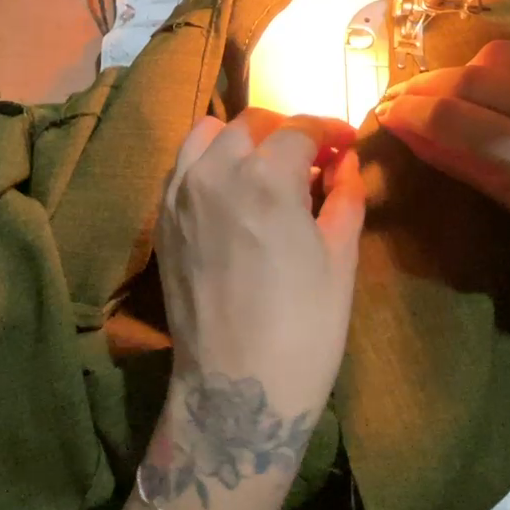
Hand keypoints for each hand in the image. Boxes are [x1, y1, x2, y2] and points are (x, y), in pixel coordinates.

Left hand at [157, 109, 365, 419]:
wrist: (235, 386)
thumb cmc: (303, 328)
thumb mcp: (339, 260)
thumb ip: (344, 198)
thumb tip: (345, 162)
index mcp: (267, 177)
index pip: (299, 128)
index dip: (329, 130)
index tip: (346, 142)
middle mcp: (215, 171)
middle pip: (250, 123)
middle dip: (285, 130)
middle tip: (311, 157)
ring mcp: (180, 193)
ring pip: (206, 135)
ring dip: (240, 138)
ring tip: (264, 165)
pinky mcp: (162, 218)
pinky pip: (182, 166)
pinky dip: (208, 160)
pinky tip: (230, 187)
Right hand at [375, 40, 509, 303]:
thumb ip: (462, 161)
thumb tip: (409, 130)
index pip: (451, 115)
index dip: (408, 110)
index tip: (386, 109)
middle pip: (472, 74)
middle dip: (430, 84)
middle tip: (408, 96)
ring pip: (507, 54)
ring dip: (473, 73)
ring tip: (460, 92)